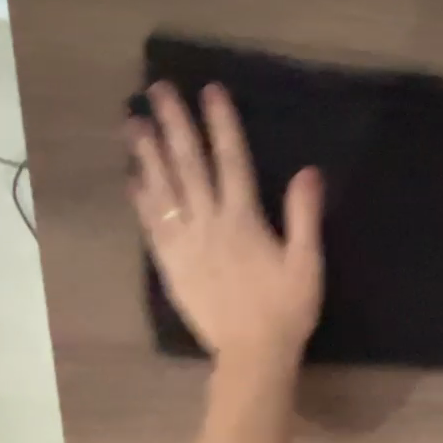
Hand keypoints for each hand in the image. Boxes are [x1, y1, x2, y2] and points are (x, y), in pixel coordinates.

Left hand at [127, 82, 324, 372]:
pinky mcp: (170, 264)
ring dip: (147, 152)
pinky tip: (134, 177)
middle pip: (188, 165)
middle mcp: (208, 223)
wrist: (252, 352)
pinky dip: (141, 197)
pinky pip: (151, 223)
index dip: (221, 124)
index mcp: (244, 220)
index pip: (231, 161)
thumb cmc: (287, 309)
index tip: (210, 91)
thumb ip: (304, 216)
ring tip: (133, 121)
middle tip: (156, 90)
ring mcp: (184, 243)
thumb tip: (308, 172)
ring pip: (162, 188)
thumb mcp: (308, 263)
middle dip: (173, 124)